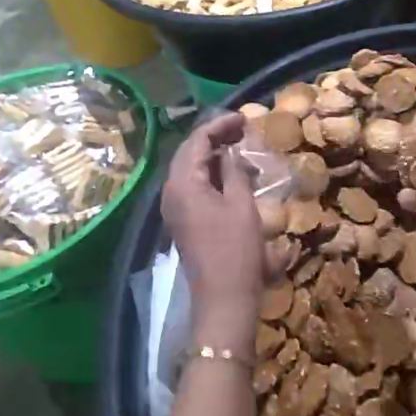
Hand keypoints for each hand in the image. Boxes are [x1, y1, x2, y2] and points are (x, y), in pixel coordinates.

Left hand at [162, 113, 270, 321]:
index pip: (197, 140)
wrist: (223, 297)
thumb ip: (234, 172)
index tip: (244, 119)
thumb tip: (232, 154)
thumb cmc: (235, 249)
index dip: (220, 125)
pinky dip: (210, 174)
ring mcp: (174, 206)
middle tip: (242, 129)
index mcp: (183, 182)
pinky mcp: (182, 219)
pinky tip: (230, 174)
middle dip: (214, 137)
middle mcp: (171, 190)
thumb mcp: (241, 205)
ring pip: (190, 169)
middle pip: (189, 152)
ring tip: (239, 147)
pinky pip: (192, 186)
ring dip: (212, 155)